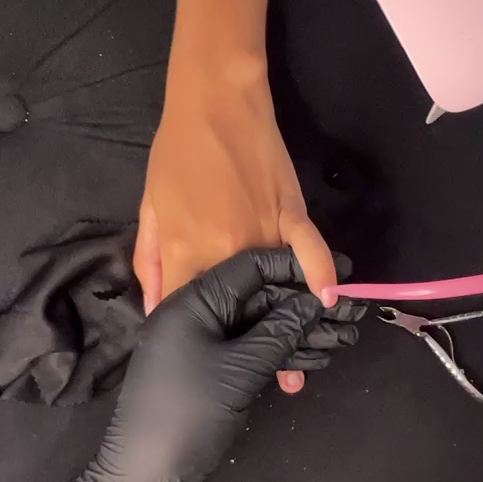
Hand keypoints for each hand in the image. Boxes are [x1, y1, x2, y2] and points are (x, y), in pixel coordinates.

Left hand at [62, 248, 363, 481]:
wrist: (147, 475)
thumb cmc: (187, 414)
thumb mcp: (239, 370)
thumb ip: (280, 331)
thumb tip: (316, 301)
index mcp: (193, 302)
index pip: (250, 267)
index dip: (296, 267)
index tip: (338, 273)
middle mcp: (199, 314)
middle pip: (262, 298)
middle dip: (307, 306)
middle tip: (354, 311)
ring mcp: (207, 344)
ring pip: (263, 328)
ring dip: (304, 333)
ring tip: (347, 337)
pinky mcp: (215, 371)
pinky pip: (254, 352)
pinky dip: (285, 355)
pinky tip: (319, 358)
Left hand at [135, 60, 338, 393]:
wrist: (214, 101)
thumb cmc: (175, 154)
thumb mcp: (151, 211)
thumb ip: (150, 264)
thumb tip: (154, 312)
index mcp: (185, 251)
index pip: (190, 311)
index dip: (200, 344)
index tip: (212, 369)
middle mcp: (225, 250)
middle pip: (240, 312)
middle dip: (254, 351)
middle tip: (271, 381)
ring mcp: (262, 231)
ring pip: (278, 289)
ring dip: (290, 327)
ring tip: (300, 362)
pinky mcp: (292, 213)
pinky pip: (310, 250)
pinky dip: (322, 275)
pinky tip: (332, 302)